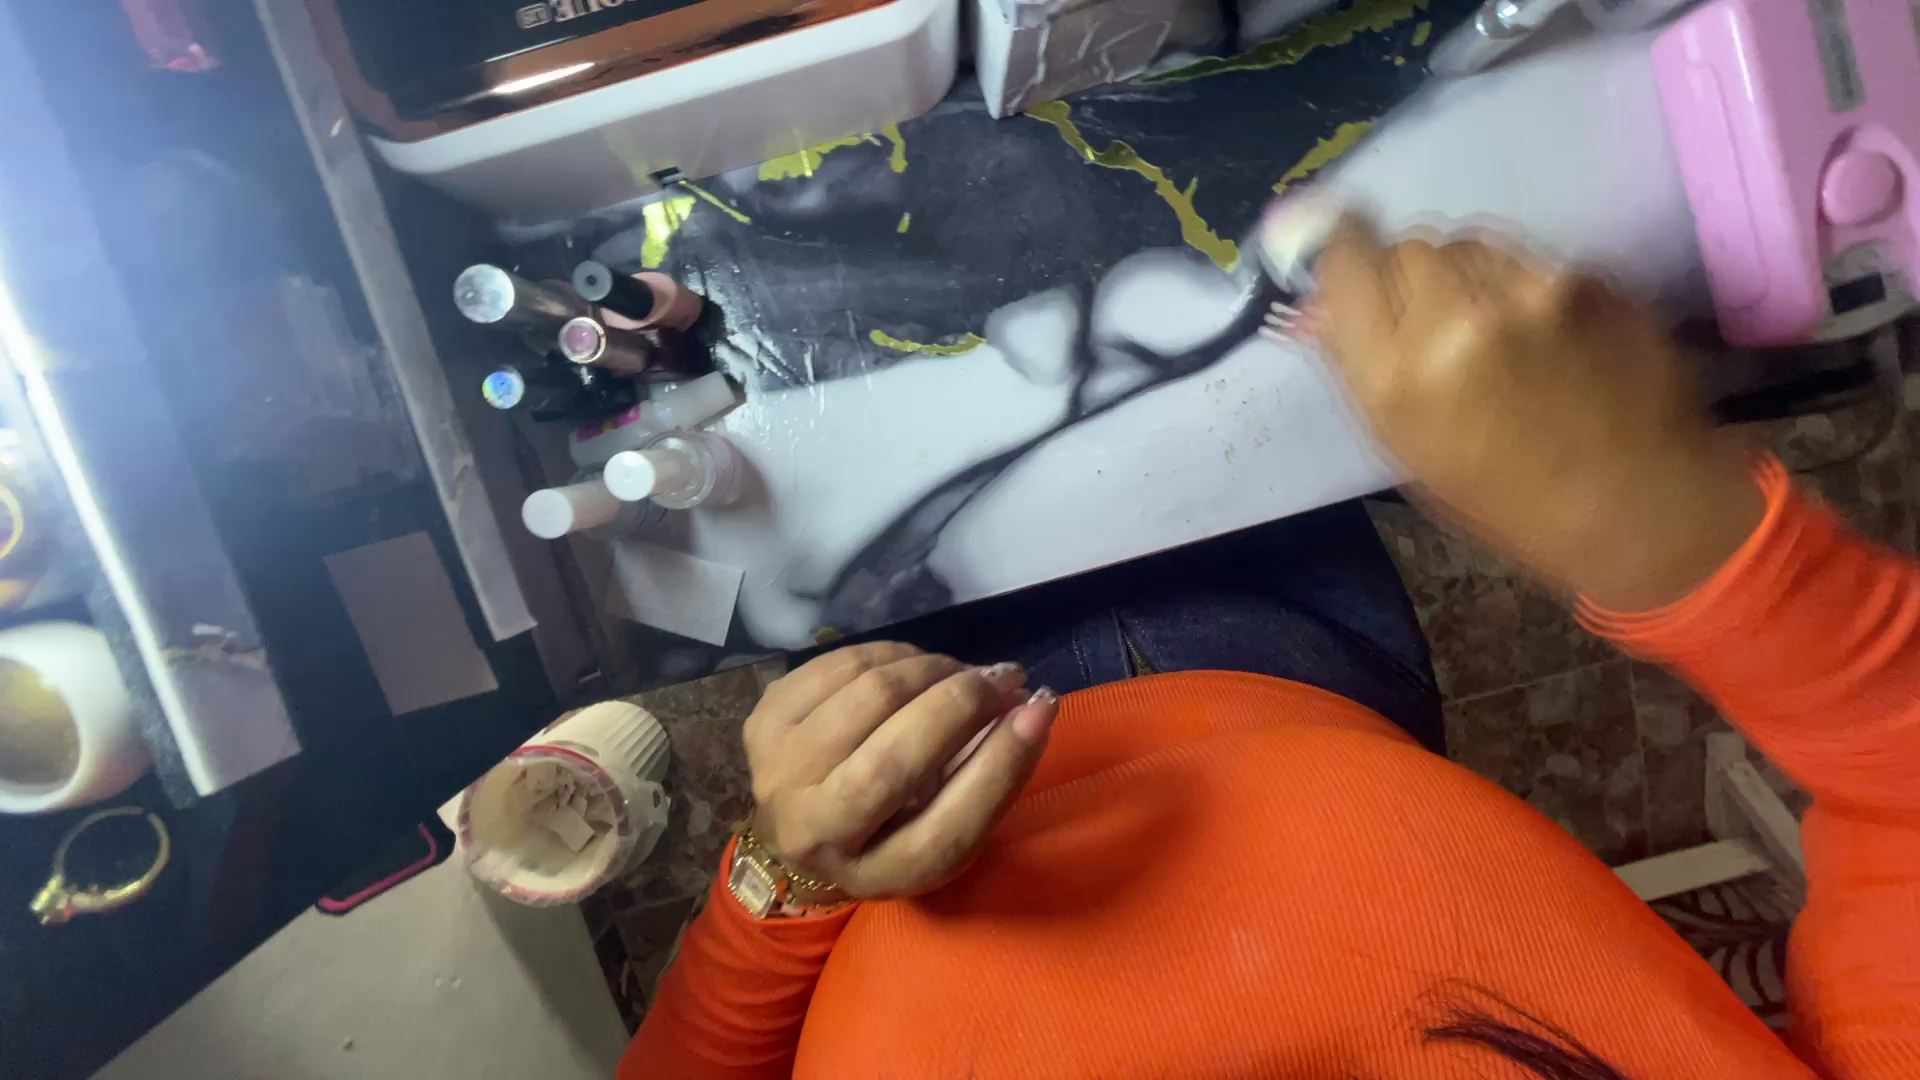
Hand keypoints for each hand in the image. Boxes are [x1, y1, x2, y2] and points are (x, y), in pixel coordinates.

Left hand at [742, 642, 1055, 899]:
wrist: (799, 828)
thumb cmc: (890, 828)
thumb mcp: (945, 826)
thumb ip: (991, 773)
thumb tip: (1035, 703)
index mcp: (875, 874)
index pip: (947, 829)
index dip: (1002, 764)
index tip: (1040, 708)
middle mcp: (815, 833)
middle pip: (896, 759)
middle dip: (962, 702)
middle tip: (1001, 677)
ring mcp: (777, 773)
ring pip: (869, 696)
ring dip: (930, 668)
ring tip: (957, 671)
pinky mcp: (762, 720)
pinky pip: (840, 663)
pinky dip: (891, 653)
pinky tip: (910, 664)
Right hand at [1309, 215, 1763, 610]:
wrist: (1629, 498)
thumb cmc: (1487, 490)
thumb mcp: (1396, 439)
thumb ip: (1354, 363)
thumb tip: (1315, 306)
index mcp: (1395, 375)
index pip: (1348, 263)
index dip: (1342, 253)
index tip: (1345, 258)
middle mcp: (1456, 319)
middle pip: (1408, 244)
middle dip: (1401, 271)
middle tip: (1417, 312)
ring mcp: (1532, 291)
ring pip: (1467, 240)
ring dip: (1457, 270)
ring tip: (1480, 321)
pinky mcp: (1592, 276)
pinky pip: (1526, 257)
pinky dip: (1515, 282)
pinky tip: (1537, 331)